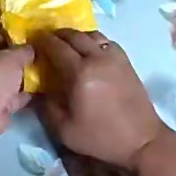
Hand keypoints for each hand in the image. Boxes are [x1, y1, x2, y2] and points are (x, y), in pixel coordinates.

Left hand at [0, 31, 34, 139]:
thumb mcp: (14, 56)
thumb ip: (25, 50)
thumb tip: (32, 47)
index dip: (17, 37)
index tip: (35, 39)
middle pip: (3, 57)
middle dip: (21, 58)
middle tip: (43, 56)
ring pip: (8, 77)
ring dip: (23, 77)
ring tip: (48, 72)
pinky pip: (13, 96)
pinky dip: (25, 94)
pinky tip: (44, 91)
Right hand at [31, 29, 175, 171]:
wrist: (142, 140)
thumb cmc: (101, 138)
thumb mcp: (65, 131)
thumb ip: (47, 107)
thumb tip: (38, 89)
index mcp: (80, 73)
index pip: (57, 47)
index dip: (43, 42)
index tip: (33, 41)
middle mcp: (97, 58)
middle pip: (74, 35)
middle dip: (58, 35)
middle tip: (47, 39)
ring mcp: (114, 57)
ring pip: (91, 35)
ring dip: (76, 35)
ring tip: (67, 43)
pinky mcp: (126, 61)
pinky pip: (106, 41)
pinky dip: (94, 40)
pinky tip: (90, 50)